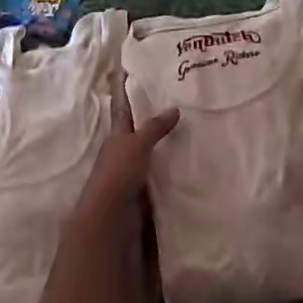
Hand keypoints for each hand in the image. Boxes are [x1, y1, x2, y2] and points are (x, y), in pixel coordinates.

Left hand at [83, 82, 178, 209]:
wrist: (110, 218)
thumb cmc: (119, 172)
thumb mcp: (137, 143)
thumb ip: (155, 127)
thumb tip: (174, 108)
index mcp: (117, 136)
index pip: (126, 112)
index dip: (135, 99)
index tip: (151, 84)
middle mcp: (122, 152)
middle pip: (139, 134)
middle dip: (156, 123)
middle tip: (183, 109)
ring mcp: (131, 174)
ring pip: (150, 155)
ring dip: (165, 148)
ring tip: (192, 136)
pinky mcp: (141, 193)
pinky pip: (158, 175)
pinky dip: (169, 170)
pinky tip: (186, 165)